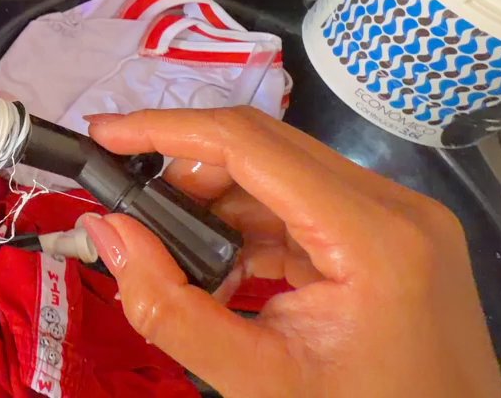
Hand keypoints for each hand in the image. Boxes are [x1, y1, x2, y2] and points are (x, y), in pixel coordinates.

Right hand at [80, 108, 500, 397]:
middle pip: (258, 142)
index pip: (245, 142)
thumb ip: (169, 308)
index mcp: (372, 234)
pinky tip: (221, 261)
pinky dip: (245, 217)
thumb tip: (105, 228)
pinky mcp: (390, 230)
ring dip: (212, 192)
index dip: (164, 129)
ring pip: (272, 163)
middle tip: (131, 198)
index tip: (103, 134)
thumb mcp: (259, 384)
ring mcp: (397, 214)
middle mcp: (392, 204)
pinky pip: (295, 194)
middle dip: (183, 162)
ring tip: (176, 245)